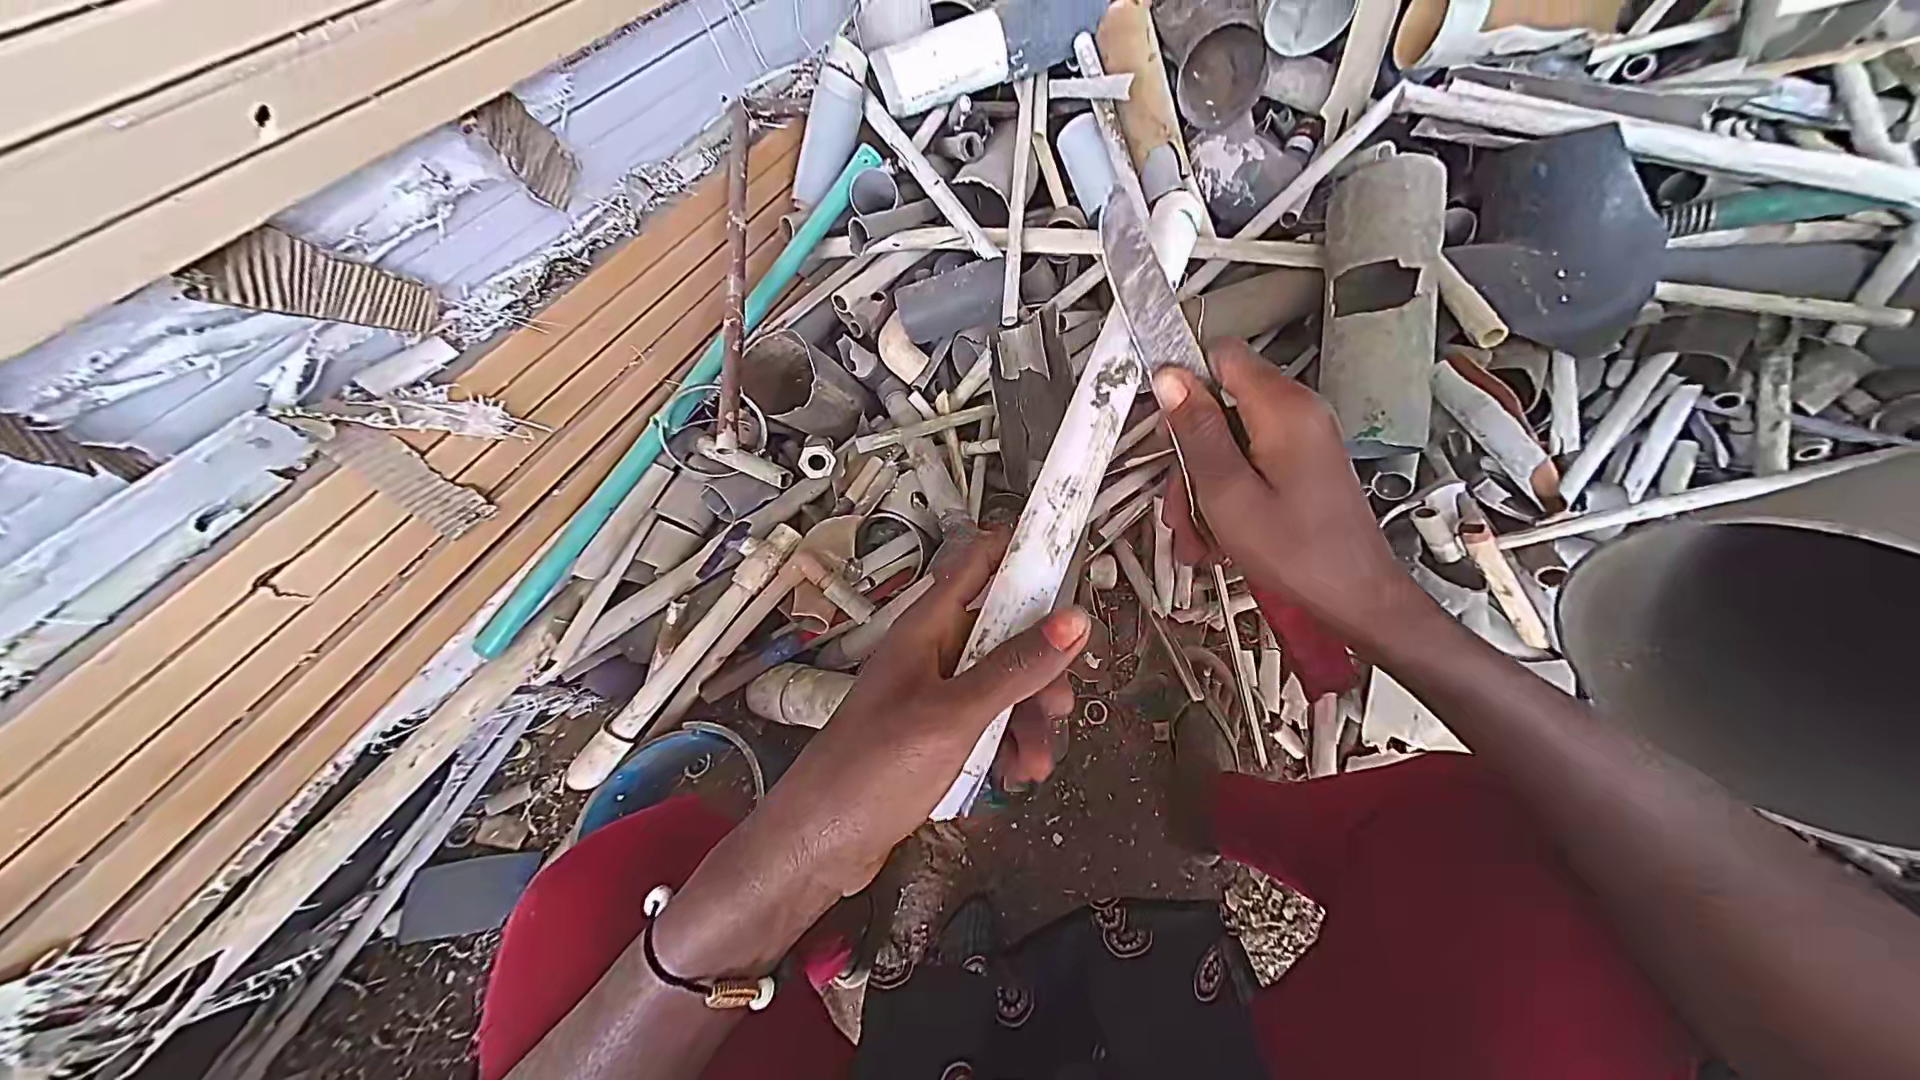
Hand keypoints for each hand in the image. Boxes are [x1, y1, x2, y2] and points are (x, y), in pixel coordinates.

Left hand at [653, 528, 1084, 979]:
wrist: (820, 846)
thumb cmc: (875, 768)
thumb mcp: (953, 715)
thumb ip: (1014, 668)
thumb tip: (1073, 619)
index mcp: (926, 627)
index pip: (977, 563)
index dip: (1020, 551)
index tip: (1068, 561)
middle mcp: (934, 652)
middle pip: (1005, 634)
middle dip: (1041, 668)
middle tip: (1059, 706)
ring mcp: (937, 695)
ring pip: (1005, 685)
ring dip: (1029, 721)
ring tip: (1034, 764)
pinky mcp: (940, 735)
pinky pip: (990, 724)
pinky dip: (1009, 746)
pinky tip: (1015, 777)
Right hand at [1155, 340, 1427, 650]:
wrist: (1352, 595)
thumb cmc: (1301, 555)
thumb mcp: (1228, 493)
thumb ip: (1197, 431)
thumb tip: (1171, 379)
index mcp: (1283, 410)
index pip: (1220, 355)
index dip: (1181, 382)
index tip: (1161, 419)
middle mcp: (1297, 414)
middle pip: (1217, 406)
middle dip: (1187, 454)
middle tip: (1180, 498)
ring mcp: (1299, 438)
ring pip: (1226, 440)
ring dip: (1200, 483)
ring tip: (1197, 529)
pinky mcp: (1298, 460)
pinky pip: (1245, 461)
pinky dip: (1223, 492)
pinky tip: (1216, 530)